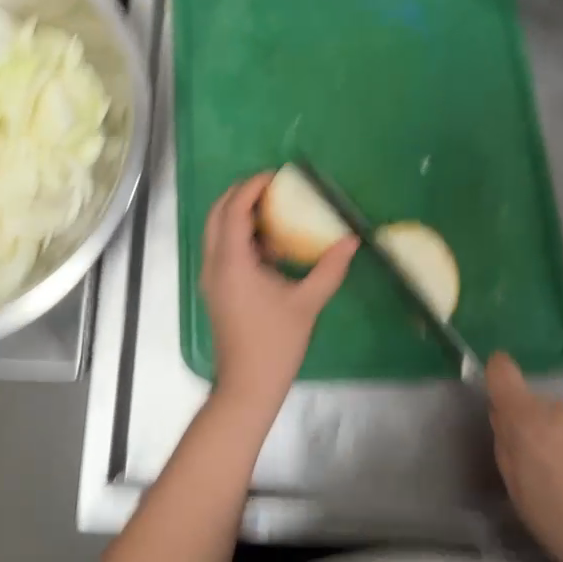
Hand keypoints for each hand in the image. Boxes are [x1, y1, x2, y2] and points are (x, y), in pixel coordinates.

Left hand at [202, 172, 357, 411]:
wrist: (247, 387)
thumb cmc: (274, 344)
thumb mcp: (307, 303)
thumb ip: (329, 269)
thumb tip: (351, 241)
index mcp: (231, 261)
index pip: (234, 209)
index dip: (252, 186)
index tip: (275, 176)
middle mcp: (214, 263)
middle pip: (218, 213)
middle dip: (241, 194)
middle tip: (271, 186)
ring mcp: (211, 277)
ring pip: (217, 231)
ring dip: (240, 215)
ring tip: (274, 210)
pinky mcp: (216, 289)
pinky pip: (222, 249)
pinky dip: (241, 236)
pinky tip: (271, 246)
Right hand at [486, 352, 562, 561]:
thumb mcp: (520, 496)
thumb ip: (506, 449)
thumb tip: (503, 420)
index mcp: (528, 420)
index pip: (502, 371)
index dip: (496, 378)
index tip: (499, 402)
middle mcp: (561, 410)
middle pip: (535, 406)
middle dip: (533, 428)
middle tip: (542, 470)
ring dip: (562, 441)